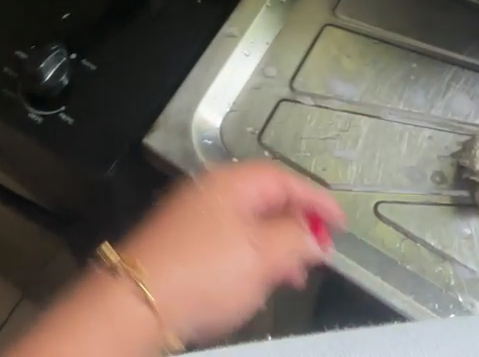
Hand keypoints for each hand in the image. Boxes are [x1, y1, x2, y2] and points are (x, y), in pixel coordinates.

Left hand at [116, 161, 344, 343]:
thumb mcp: (262, 256)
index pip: (284, 178)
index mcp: (233, 182)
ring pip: (249, 219)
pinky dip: (254, 253)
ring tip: (296, 273)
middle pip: (266, 196)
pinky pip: (231, 237)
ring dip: (277, 242)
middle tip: (320, 248)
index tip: (340, 221)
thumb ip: (295, 239)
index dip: (316, 199)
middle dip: (297, 222)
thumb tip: (313, 233)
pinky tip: (259, 279)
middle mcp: (212, 189)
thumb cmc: (203, 272)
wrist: (138, 299)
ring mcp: (195, 213)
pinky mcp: (184, 240)